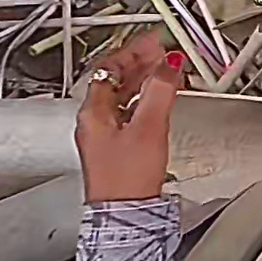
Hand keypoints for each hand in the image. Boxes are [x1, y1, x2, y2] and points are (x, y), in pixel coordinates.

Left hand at [76, 33, 183, 202]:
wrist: (126, 217)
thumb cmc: (127, 179)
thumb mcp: (148, 127)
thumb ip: (160, 91)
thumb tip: (169, 64)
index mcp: (93, 112)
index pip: (110, 69)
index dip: (132, 52)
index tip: (152, 43)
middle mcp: (94, 122)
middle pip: (115, 81)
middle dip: (139, 63)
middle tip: (160, 52)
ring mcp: (104, 136)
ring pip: (123, 96)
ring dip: (143, 80)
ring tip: (163, 71)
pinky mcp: (117, 149)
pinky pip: (129, 112)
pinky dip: (145, 99)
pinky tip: (158, 102)